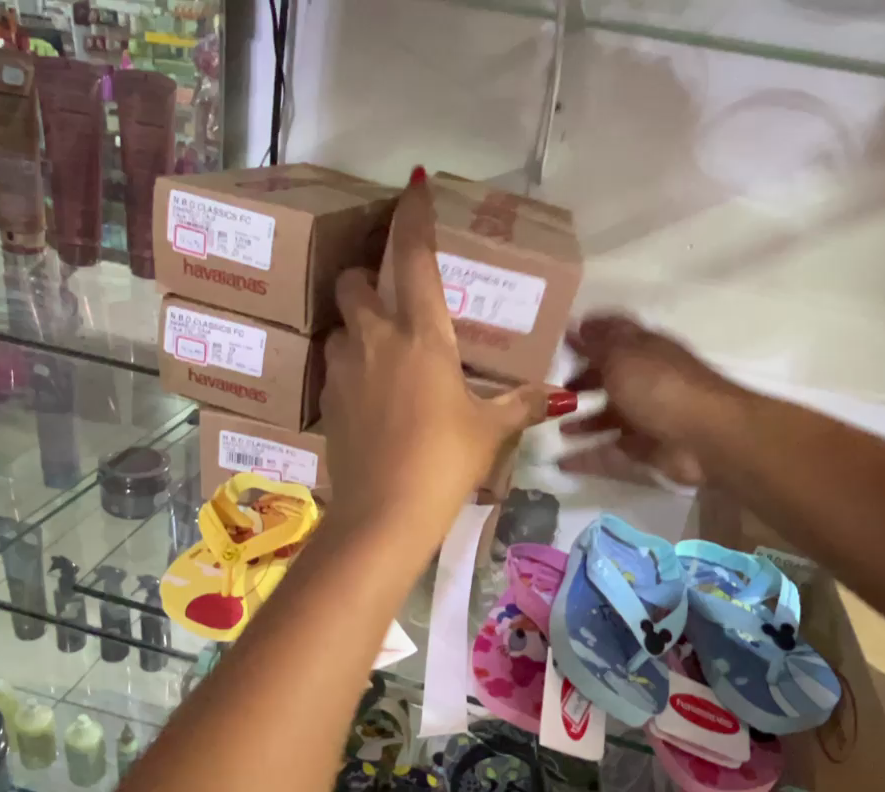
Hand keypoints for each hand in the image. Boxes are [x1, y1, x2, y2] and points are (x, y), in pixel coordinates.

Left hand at [322, 169, 543, 533]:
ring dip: (355, 327)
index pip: (415, 255)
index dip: (413, 215)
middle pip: (354, 280)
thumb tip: (559, 397)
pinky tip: (367, 396)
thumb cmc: (445, 462)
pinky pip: (332, 367)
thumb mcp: (490, 431)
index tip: (413, 186)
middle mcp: (375, 338)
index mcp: (421, 333)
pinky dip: (348, 368)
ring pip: (338, 325)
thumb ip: (522, 405)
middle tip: (390, 298)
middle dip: (368, 277)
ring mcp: (343, 368)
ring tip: (378, 353)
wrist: (385, 512)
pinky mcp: (325, 401)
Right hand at [562, 314, 742, 486]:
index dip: (589, 333)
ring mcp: (648, 416)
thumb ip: (596, 345)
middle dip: (581, 381)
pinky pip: (610, 452)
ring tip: (552, 425)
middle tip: (550, 389)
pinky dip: (586, 458)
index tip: (559, 338)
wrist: (705, 436)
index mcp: (644, 349)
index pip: (614, 334)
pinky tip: (561, 461)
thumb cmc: (660, 387)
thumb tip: (575, 327)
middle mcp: (647, 379)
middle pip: (609, 377)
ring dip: (582, 419)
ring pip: (609, 416)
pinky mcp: (646, 450)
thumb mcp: (622, 356)